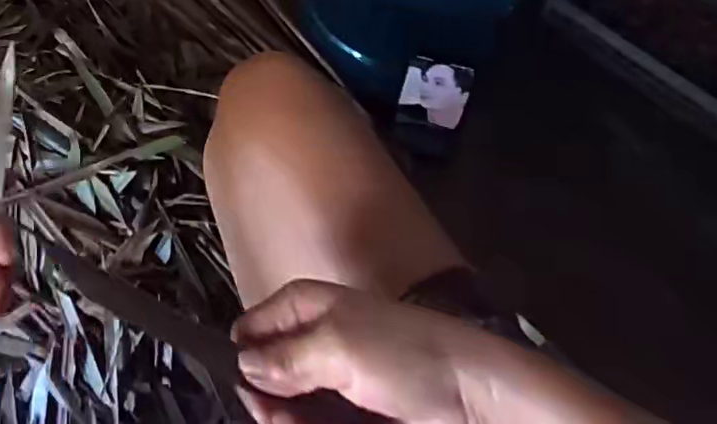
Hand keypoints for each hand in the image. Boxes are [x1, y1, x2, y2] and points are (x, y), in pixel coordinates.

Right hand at [233, 280, 651, 423]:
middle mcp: (311, 334)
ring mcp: (331, 372)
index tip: (249, 396)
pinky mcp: (349, 405)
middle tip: (281, 421)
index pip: (251, 329)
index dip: (243, 361)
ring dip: (290, 420)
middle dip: (268, 402)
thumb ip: (287, 357)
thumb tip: (243, 364)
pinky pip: (315, 418)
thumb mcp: (340, 350)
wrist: (474, 396)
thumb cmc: (405, 356)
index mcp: (303, 304)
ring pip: (289, 403)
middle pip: (267, 371)